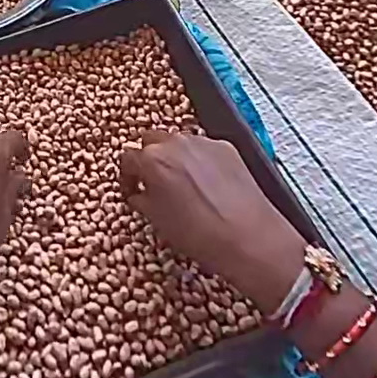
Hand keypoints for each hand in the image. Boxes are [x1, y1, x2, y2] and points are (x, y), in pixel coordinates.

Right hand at [119, 131, 304, 311]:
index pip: (128, 157)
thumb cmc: (202, 234)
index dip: (128, 174)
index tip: (132, 186)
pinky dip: (200, 159)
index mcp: (152, 161)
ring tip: (182, 183)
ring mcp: (202, 142)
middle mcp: (175, 144)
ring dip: (174, 156)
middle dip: (149, 158)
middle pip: (151, 140)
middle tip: (154, 180)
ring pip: (178, 141)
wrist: (248, 237)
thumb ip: (142, 200)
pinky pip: (203, 147)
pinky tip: (207, 183)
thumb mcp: (158, 221)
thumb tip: (139, 194)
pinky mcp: (225, 146)